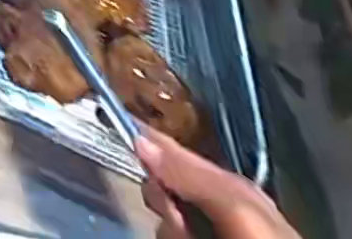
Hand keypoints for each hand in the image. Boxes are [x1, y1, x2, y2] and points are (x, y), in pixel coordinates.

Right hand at [137, 131, 300, 238]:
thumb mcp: (240, 212)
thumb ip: (192, 176)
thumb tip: (139, 139)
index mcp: (227, 186)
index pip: (173, 149)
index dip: (144, 135)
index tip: (111, 122)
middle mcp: (213, 206)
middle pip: (159, 184)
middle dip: (160, 200)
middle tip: (178, 220)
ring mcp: (205, 232)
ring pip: (161, 218)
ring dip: (169, 231)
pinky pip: (166, 235)